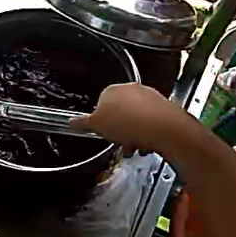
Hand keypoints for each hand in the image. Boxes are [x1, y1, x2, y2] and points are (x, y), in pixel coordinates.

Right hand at [71, 83, 193, 154]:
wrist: (162, 127)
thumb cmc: (126, 123)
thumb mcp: (96, 126)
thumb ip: (82, 123)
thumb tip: (71, 121)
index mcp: (112, 90)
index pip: (101, 104)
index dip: (101, 121)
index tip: (102, 132)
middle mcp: (131, 89)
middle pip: (120, 111)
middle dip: (119, 129)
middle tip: (118, 142)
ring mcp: (149, 97)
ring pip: (136, 118)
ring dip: (133, 133)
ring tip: (133, 147)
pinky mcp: (164, 107)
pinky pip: (151, 121)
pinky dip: (147, 133)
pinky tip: (146, 144)